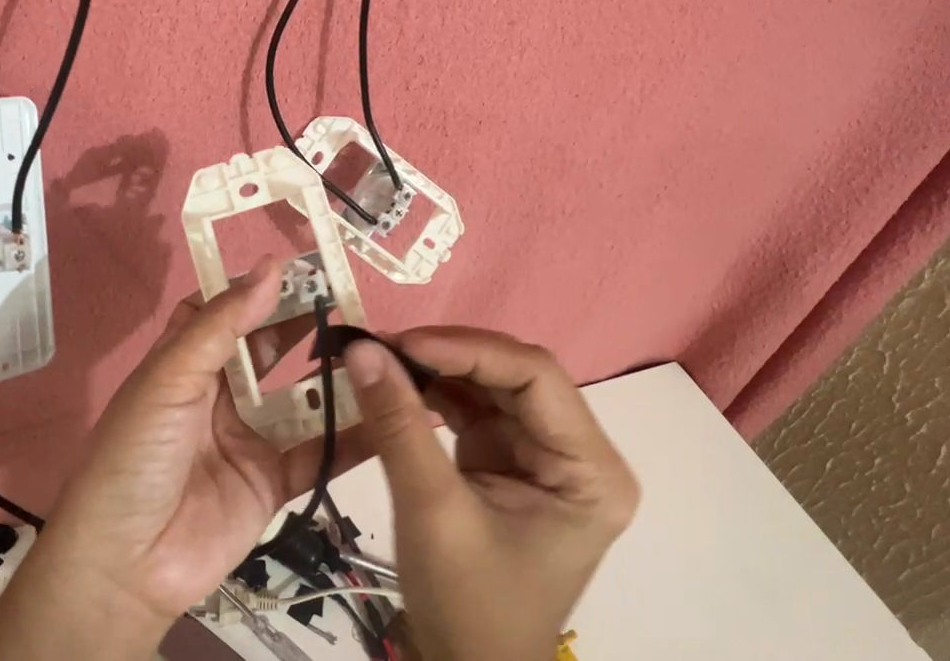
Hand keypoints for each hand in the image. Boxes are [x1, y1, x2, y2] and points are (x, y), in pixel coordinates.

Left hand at [0, 257, 367, 660]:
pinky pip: (318, 453)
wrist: (125, 564)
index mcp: (186, 361)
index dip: (261, 288)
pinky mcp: (272, 481)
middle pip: (271, 349)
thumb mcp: (170, 377)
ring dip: (337, 377)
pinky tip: (392, 416)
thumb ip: (224, 324)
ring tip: (382, 351)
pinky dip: (354, 438)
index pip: (227, 311)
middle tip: (358, 304)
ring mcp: (249, 437)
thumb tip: (272, 267)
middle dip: (308, 326)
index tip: (308, 265)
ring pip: (301, 397)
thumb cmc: (137, 454)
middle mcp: (220, 393)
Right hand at [344, 328, 638, 660]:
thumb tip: (360, 348)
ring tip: (379, 357)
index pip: (537, 378)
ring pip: (490, 385)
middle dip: (448, 355)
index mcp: (590, 471)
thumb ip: (398, 424)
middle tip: (382, 345)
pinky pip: (472, 409)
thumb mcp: (432, 511)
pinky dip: (432, 394)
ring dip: (435, 369)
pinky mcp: (508, 460)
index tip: (402, 342)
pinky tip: (395, 383)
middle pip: (515, 376)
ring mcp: (541, 455)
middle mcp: (576, 453)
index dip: (469, 349)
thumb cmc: (468, 606)